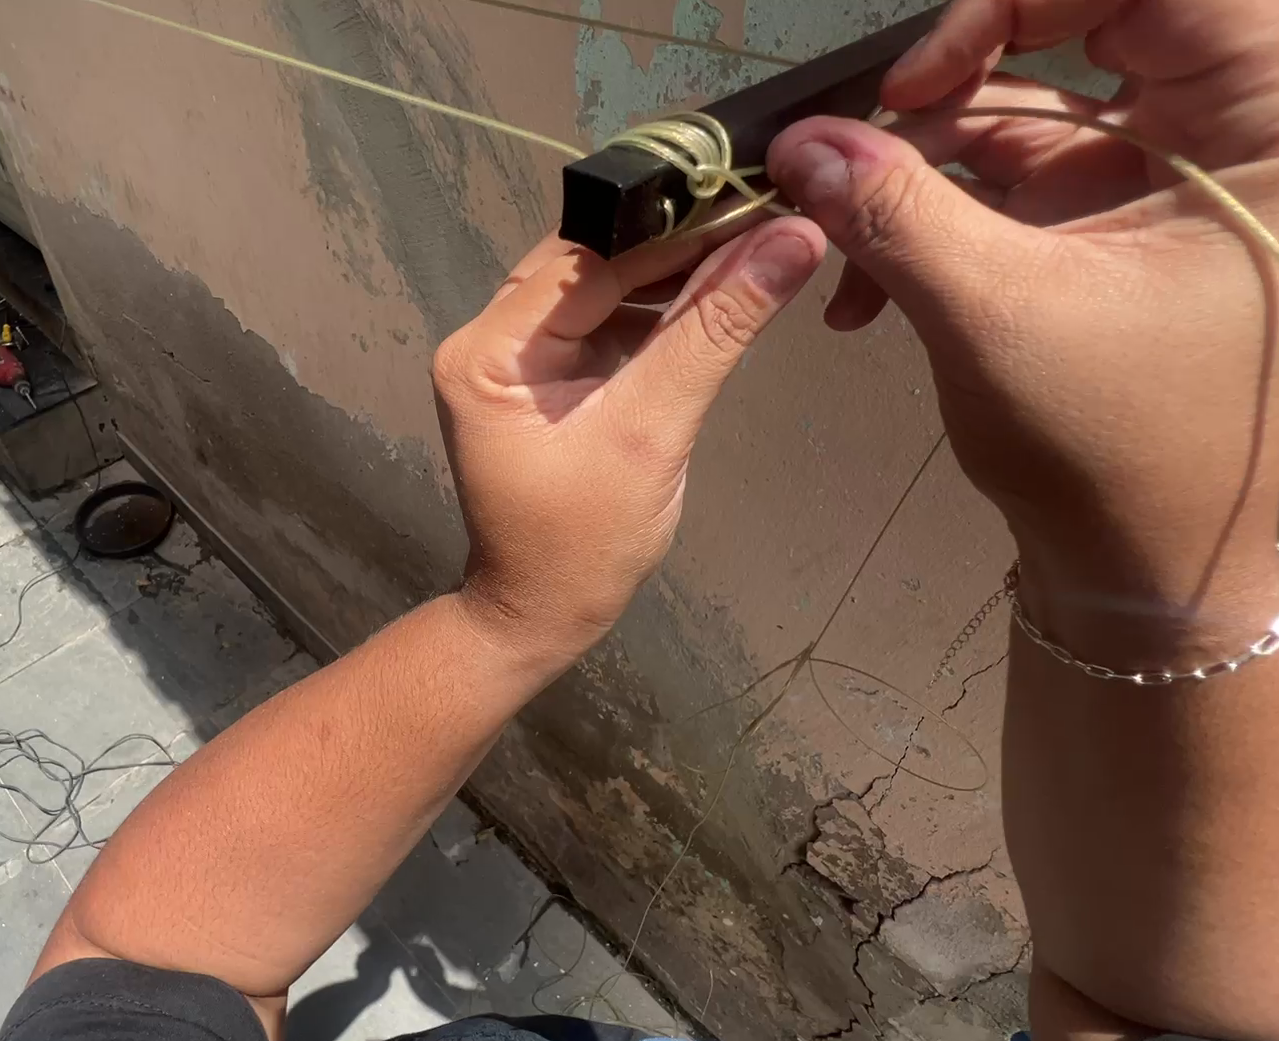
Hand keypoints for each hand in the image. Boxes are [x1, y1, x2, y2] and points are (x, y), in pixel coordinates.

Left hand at [435, 219, 824, 664]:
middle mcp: (487, 343)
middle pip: (588, 265)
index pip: (585, 263)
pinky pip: (602, 324)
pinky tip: (714, 294)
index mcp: (486, 355)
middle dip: (675, 243)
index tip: (759, 194)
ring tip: (754, 243)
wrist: (544, 608)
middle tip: (766, 210)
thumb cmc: (584, 542)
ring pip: (599, 288)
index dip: (674, 228)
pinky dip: (655, 312)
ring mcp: (512, 359)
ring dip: (671, 273)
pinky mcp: (542, 378)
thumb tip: (792, 238)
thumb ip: (713, 333)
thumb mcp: (650, 434)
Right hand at [765, 0, 1278, 650]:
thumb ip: (895, 214)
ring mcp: (1152, 164)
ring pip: (1008, 109)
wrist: (1126, 540)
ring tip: (832, 253)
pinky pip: (986, 181)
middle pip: (1074, 26)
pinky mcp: (1088, 216)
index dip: (1017, 3)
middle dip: (940, 98)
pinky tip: (859, 296)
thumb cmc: (1103, 435)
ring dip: (903, 180)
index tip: (906, 91)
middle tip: (849, 161)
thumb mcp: (992, 314)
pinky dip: (913, 224)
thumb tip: (797, 145)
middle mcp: (1232, 111)